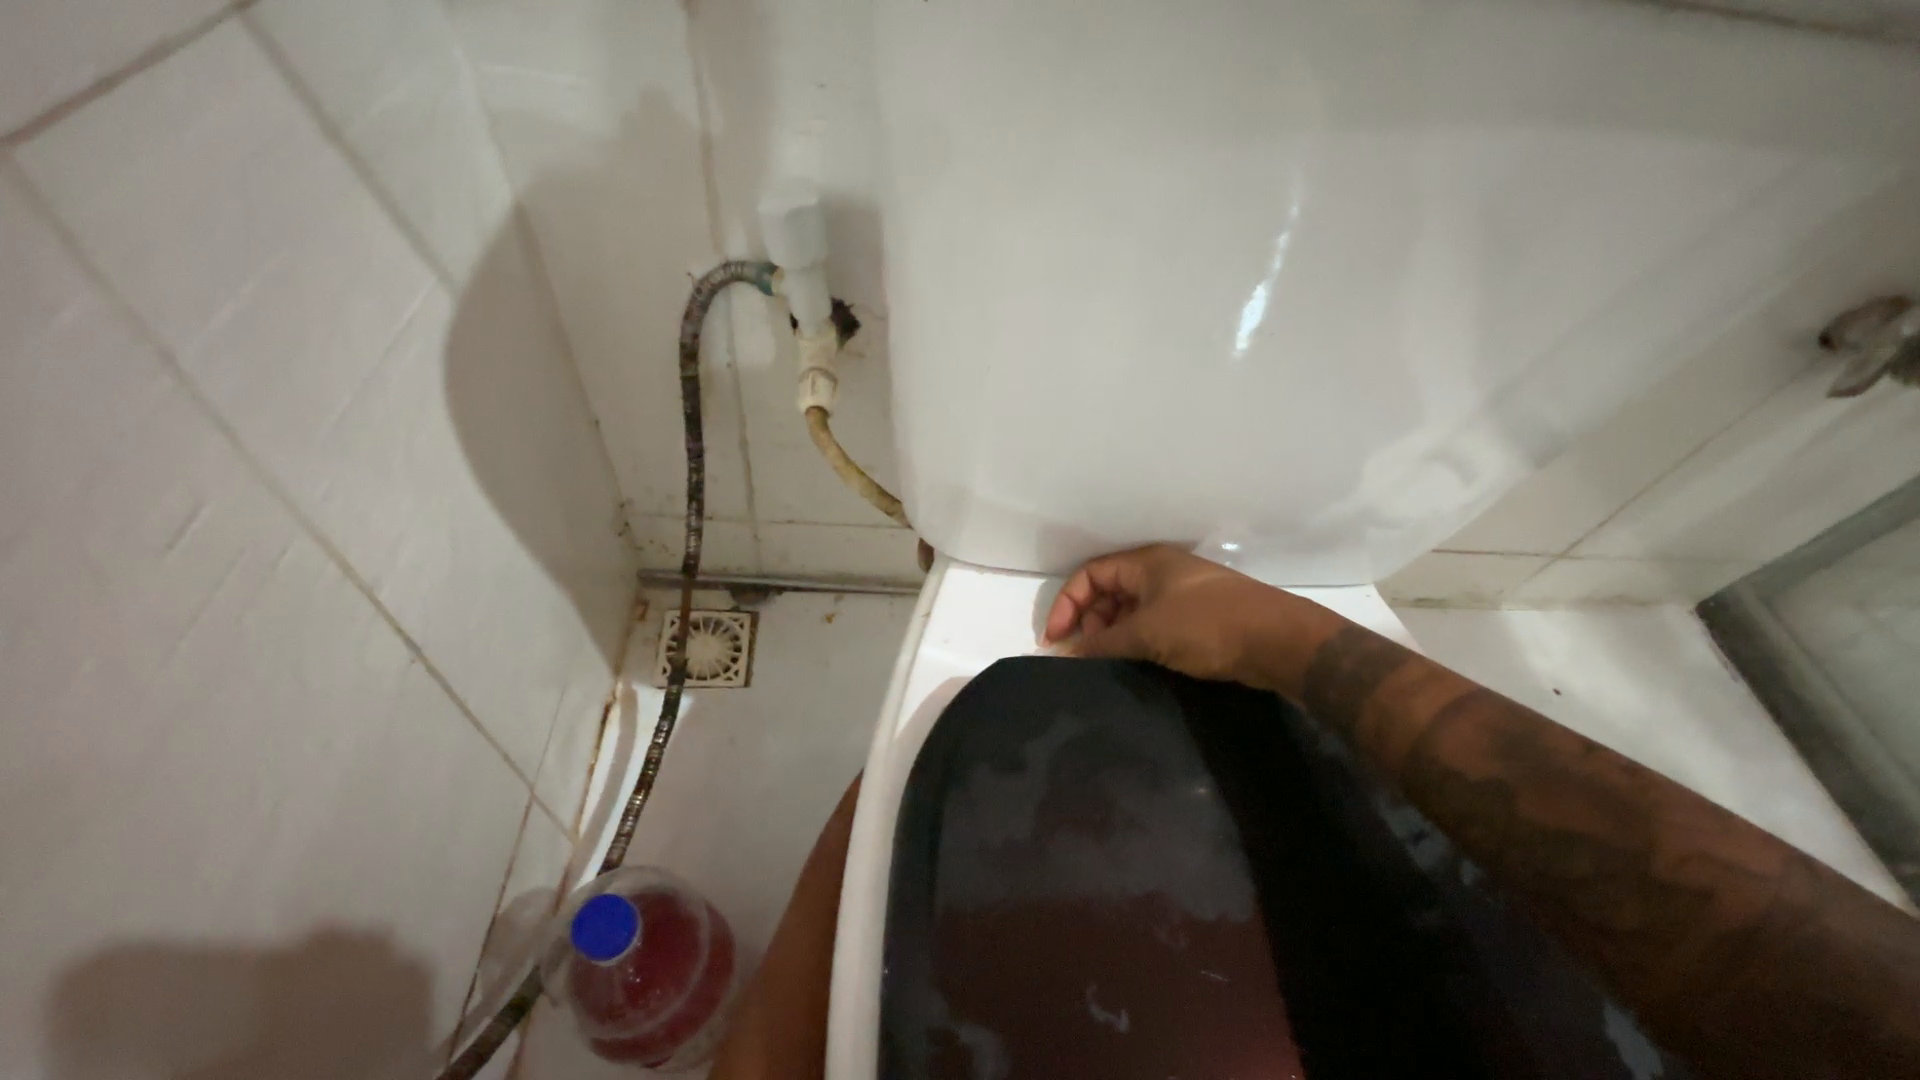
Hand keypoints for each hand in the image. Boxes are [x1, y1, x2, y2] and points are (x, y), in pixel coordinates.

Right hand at [1041, 544, 1325, 687]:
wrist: (1277, 641)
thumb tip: (1065, 655)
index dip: (1067, 604)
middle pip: (1108, 591)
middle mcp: (1160, 573)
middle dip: (1089, 621)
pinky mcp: (1195, 619)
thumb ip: (1102, 644)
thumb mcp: (1146, 634)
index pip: (1090, 575)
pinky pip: (1151, 625)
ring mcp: (1180, 595)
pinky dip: (1135, 642)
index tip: (1056, 640)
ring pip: (1130, 610)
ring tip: (1107, 663)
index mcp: (1146, 563)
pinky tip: (1133, 664)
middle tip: (1085, 655)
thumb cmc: (1207, 626)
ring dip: (1112, 635)